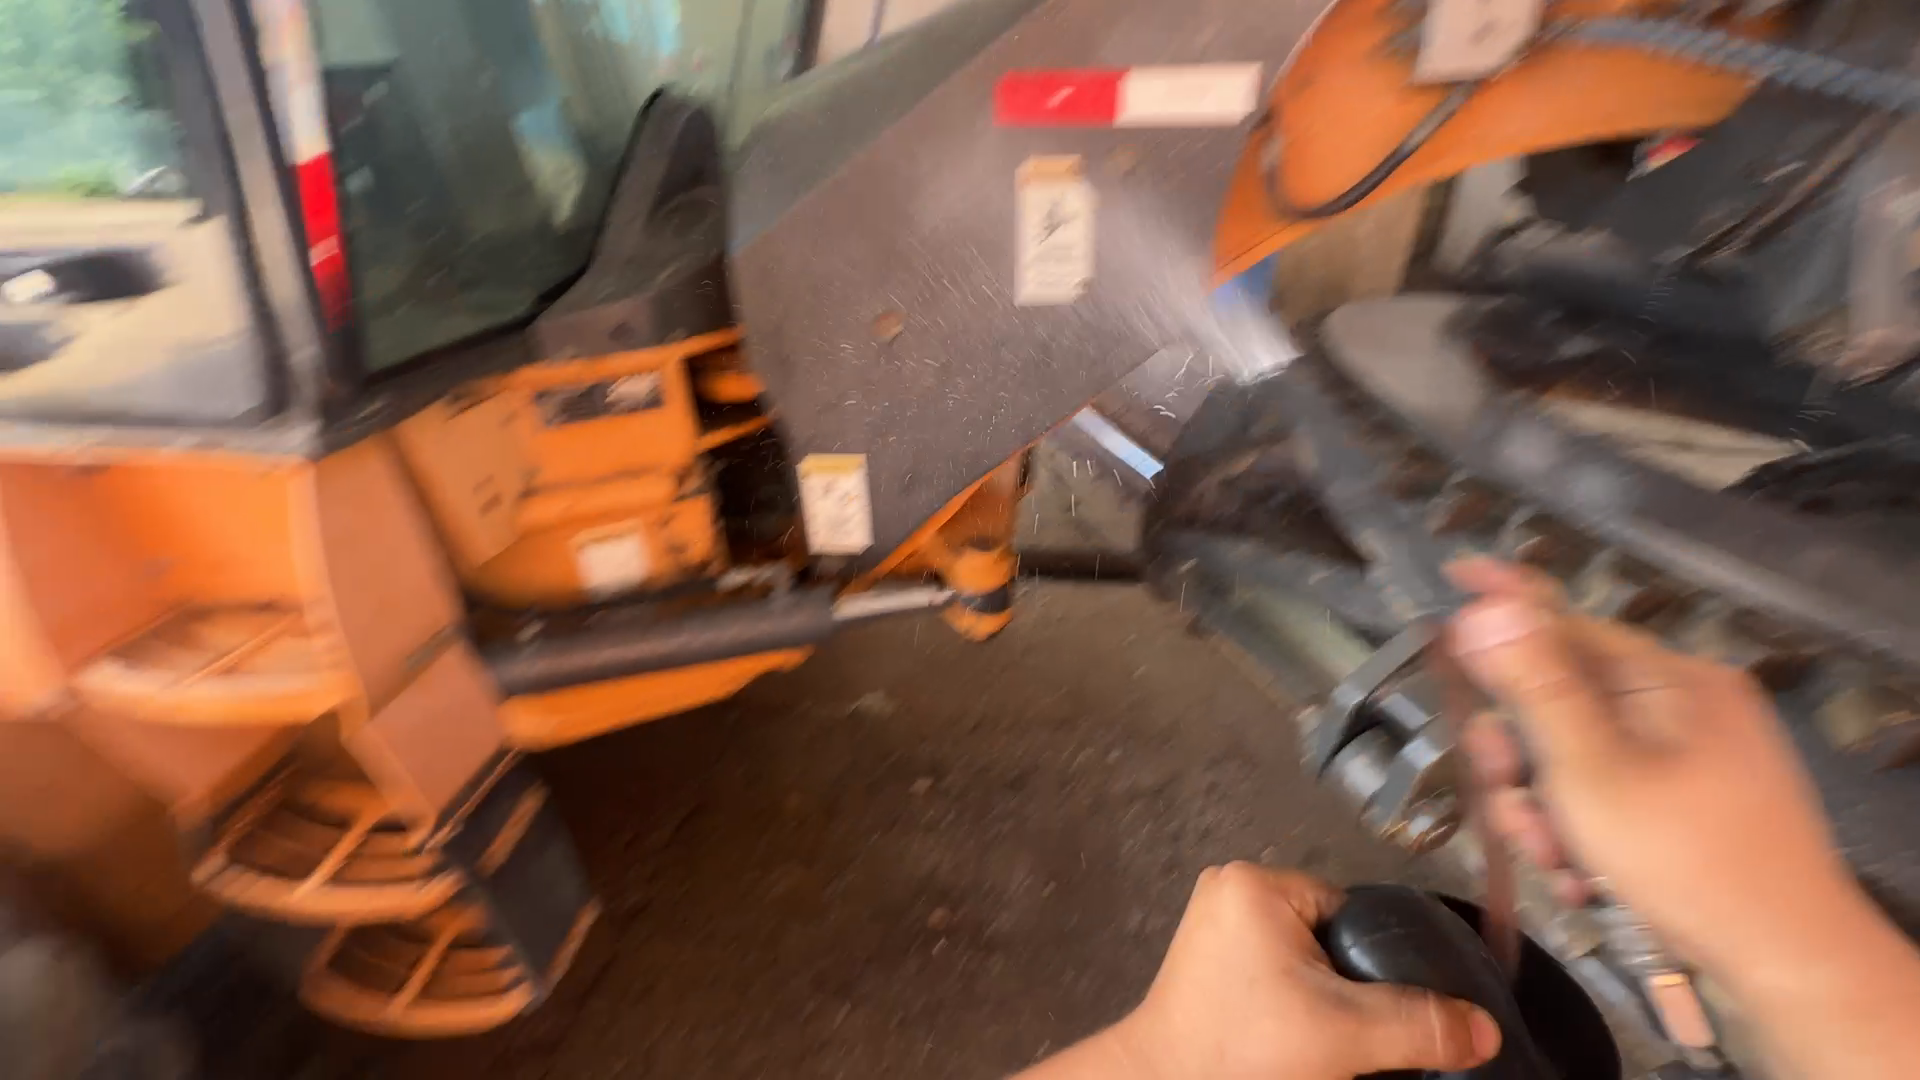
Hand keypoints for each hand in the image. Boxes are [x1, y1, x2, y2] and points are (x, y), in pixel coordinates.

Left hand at [1081, 864, 1500, 1079]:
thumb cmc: (1250, 1045)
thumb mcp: (1346, 1035)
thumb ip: (1420, 1025)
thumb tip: (1486, 1027)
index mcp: (1254, 881)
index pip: (1345, 911)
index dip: (1374, 960)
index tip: (1384, 1008)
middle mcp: (1228, 884)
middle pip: (1323, 932)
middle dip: (1347, 980)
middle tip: (1357, 1029)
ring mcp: (1211, 916)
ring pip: (1297, 952)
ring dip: (1319, 991)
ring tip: (1328, 1033)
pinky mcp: (1203, 949)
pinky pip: (1268, 962)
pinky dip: (1289, 992)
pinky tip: (1295, 1029)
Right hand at [1444, 558, 1859, 978]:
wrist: (1790, 971)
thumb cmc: (1686, 860)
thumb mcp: (1591, 768)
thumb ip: (1533, 686)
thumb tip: (1487, 608)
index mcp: (1666, 681)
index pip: (1562, 619)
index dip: (1502, 596)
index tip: (1456, 570)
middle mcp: (1672, 703)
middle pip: (1548, 699)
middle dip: (1514, 754)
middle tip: (1507, 791)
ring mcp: (1676, 750)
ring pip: (1560, 751)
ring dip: (1536, 804)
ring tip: (1553, 856)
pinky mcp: (1674, 791)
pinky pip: (1589, 784)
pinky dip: (1569, 823)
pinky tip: (1578, 867)